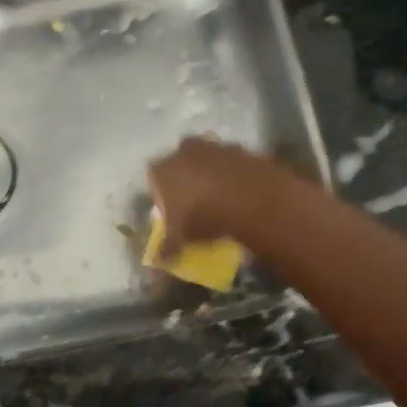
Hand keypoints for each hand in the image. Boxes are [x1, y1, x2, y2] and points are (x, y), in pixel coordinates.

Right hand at [147, 136, 278, 253]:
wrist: (253, 200)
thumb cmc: (205, 217)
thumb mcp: (181, 238)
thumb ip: (168, 247)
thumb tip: (159, 260)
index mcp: (162, 169)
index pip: (153, 178)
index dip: (161, 194)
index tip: (171, 209)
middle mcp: (183, 151)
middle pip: (180, 163)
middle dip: (185, 177)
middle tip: (194, 200)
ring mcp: (214, 146)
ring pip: (206, 158)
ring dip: (210, 173)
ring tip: (220, 198)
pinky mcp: (241, 148)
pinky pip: (232, 162)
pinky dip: (234, 174)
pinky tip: (240, 192)